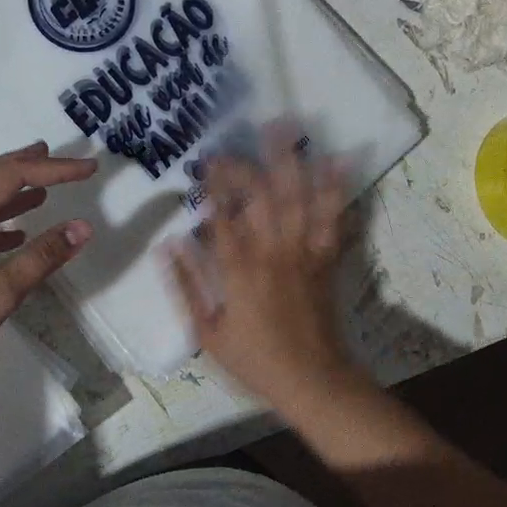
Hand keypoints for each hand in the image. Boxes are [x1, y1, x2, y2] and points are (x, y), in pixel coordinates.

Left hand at [0, 142, 95, 393]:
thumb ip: (41, 258)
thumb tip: (83, 226)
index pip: (11, 177)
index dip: (53, 170)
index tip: (89, 168)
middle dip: (26, 165)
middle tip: (58, 156)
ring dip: (12, 190)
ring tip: (42, 186)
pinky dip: (1, 221)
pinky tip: (17, 234)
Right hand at [166, 130, 369, 414]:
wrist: (312, 380)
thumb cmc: (254, 360)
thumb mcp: (207, 331)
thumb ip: (186, 285)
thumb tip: (167, 244)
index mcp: (239, 269)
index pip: (223, 215)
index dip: (215, 184)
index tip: (208, 158)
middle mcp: (272, 252)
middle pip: (262, 196)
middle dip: (252, 160)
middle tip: (241, 132)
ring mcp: (303, 252)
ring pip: (298, 197)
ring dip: (292, 159)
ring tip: (289, 126)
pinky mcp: (325, 259)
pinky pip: (331, 219)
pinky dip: (335, 190)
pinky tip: (338, 161)